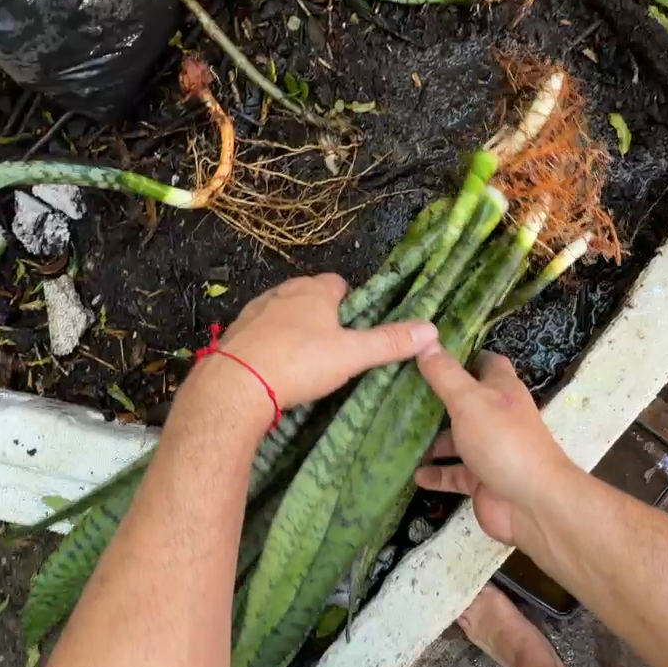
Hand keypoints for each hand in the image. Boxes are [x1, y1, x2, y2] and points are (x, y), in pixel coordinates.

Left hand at [194, 274, 436, 412]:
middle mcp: (283, 293)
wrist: (237, 383)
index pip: (338, 283)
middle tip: (333, 345)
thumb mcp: (352, 355)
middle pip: (308, 295)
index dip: (349, 301)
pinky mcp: (235, 332)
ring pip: (282, 312)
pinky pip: (259, 332)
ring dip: (292, 327)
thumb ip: (389, 343)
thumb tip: (431, 330)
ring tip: (304, 357)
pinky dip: (268, 343)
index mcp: (314, 291)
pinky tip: (274, 365)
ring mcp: (255, 311)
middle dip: (320, 313)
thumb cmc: (300, 363)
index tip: (355, 325)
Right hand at [413, 349, 580, 546]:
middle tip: (399, 396)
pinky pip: (454, 474)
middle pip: (464, 402)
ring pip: (456, 440)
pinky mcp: (482, 480)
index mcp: (501, 389)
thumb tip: (426, 340)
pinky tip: (413, 474)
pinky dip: (435, 474)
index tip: (427, 354)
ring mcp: (490, 449)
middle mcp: (496, 416)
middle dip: (436, 401)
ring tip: (396, 436)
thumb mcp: (468, 399)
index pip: (484, 363)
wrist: (531, 502)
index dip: (460, 356)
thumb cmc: (502, 440)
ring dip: (431, 441)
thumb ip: (445, 373)